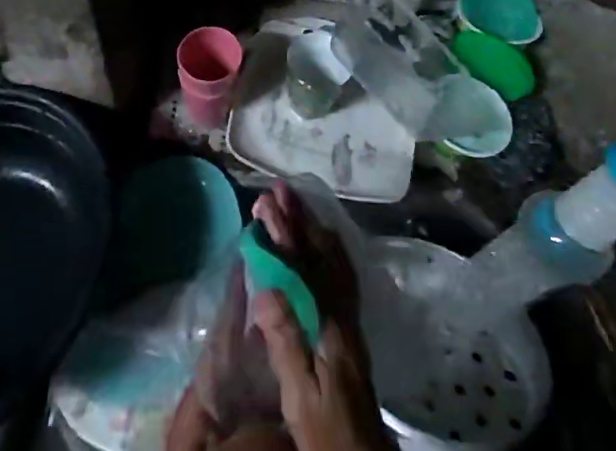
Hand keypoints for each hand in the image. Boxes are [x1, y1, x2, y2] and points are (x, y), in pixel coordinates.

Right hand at [249, 185, 394, 450]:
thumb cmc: (327, 429)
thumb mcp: (300, 394)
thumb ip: (286, 341)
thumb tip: (265, 287)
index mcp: (330, 327)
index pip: (304, 269)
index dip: (285, 235)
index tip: (266, 205)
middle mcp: (344, 315)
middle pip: (322, 257)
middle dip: (300, 220)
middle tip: (278, 189)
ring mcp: (350, 320)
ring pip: (334, 262)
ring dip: (313, 229)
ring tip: (295, 203)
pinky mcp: (350, 328)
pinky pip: (340, 275)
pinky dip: (327, 249)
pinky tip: (319, 243)